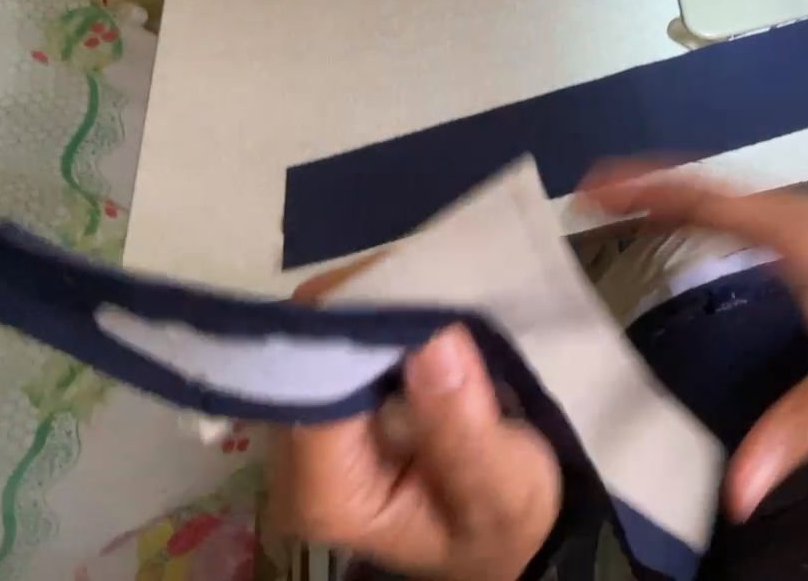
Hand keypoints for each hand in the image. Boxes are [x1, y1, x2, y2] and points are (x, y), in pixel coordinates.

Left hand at [272, 306, 560, 578]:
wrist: (509, 529)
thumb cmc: (504, 518)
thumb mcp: (501, 487)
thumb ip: (463, 428)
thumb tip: (432, 342)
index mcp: (327, 495)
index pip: (314, 391)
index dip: (355, 334)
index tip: (412, 290)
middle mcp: (297, 462)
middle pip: (303, 357)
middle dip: (363, 311)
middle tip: (426, 278)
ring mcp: (311, 428)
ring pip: (315, 338)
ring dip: (369, 304)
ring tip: (426, 284)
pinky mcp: (334, 403)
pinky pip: (335, 339)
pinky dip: (374, 313)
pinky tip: (415, 304)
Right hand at [583, 162, 807, 521]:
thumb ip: (797, 430)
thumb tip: (738, 492)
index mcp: (799, 232)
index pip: (709, 201)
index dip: (651, 191)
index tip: (600, 189)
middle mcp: (795, 213)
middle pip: (708, 186)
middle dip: (649, 185)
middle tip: (593, 194)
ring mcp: (806, 217)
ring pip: (725, 192)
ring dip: (674, 192)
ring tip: (620, 203)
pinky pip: (743, 208)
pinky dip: (703, 208)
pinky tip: (683, 223)